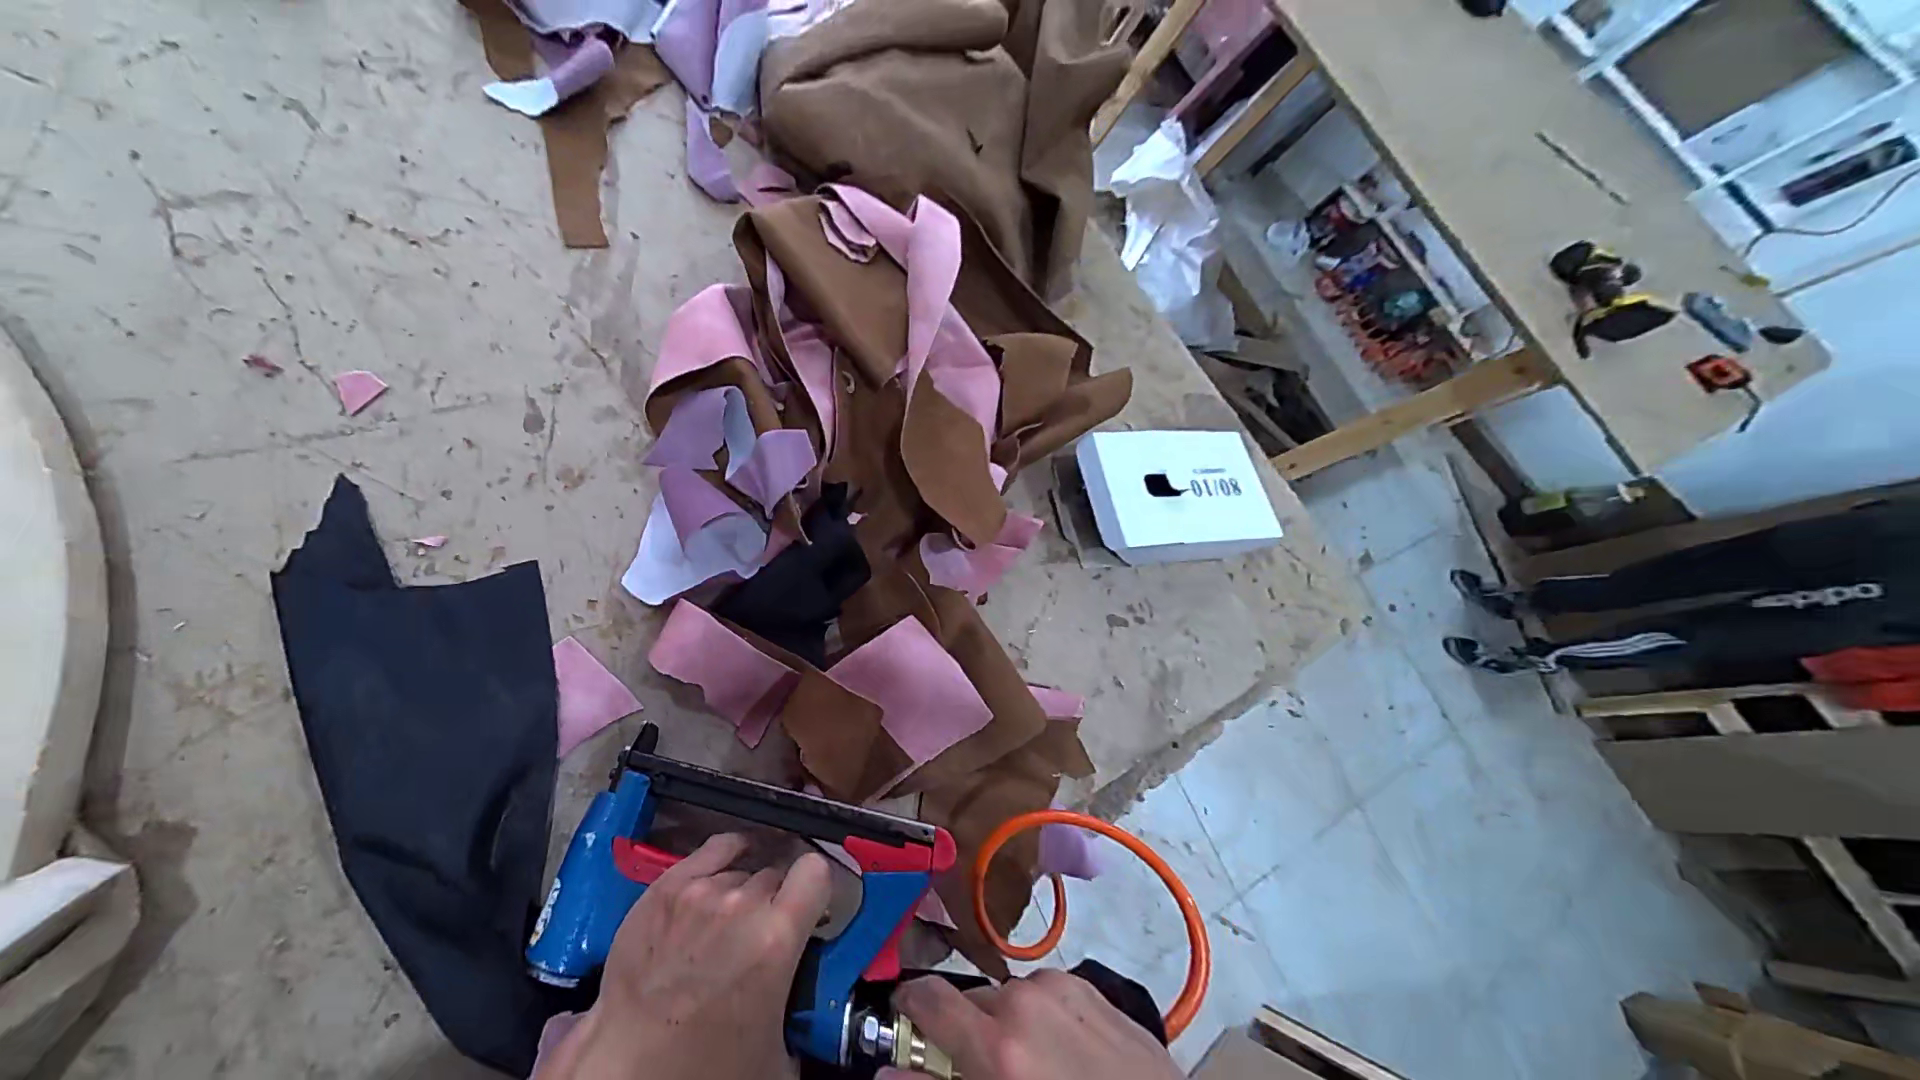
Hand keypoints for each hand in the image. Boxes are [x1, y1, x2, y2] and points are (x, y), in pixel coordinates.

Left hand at [536, 834, 832, 1079]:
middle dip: (775, 897)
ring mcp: (701, 891)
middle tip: (762, 929)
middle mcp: (742, 904)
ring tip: (725, 923)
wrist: (628, 1070)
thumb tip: (816, 973)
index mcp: (778, 936)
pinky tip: (723, 871)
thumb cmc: (706, 1067)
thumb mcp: (781, 1047)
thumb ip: (805, 994)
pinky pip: (713, 849)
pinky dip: (724, 858)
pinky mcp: (667, 886)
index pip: (816, 870)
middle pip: (776, 873)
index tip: (809, 906)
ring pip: (742, 870)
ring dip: (742, 891)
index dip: (816, 887)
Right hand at [888, 970, 1183, 1079]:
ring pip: (1009, 999)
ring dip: (1006, 1028)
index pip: (927, 997)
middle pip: (969, 1002)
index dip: (907, 1008)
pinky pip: (1046, 996)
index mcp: (1000, 1043)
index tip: (904, 1025)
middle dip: (964, 1033)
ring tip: (1033, 1070)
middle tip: (981, 1071)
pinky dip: (1041, 1020)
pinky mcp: (1092, 986)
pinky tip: (1065, 1057)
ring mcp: (1064, 986)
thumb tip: (888, 1071)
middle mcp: (1027, 998)